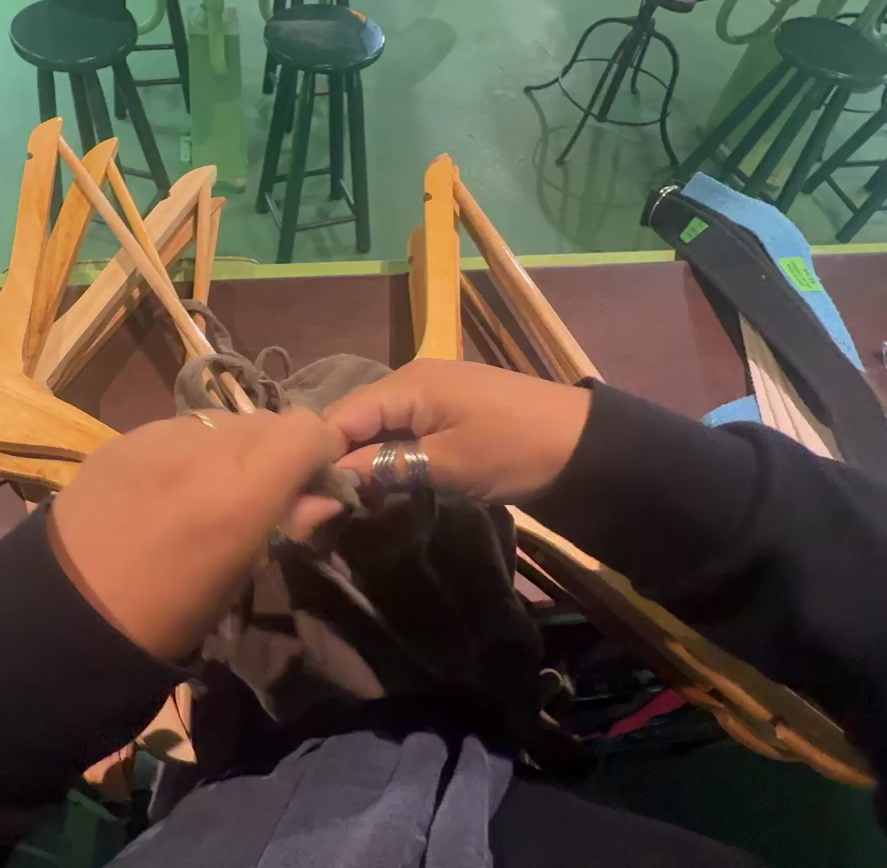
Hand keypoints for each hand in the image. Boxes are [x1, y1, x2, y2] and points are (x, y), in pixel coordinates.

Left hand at [46, 408, 343, 661]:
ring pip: (224, 419)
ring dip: (235, 445)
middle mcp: (203, 451)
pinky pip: (180, 427)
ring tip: (212, 486)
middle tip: (262, 488)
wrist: (64, 613)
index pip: (305, 428)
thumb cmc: (166, 614)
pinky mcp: (124, 436)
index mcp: (238, 495)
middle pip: (268, 419)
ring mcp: (158, 437)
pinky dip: (192, 448)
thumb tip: (323, 496)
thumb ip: (287, 522)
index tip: (312, 477)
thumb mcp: (238, 576)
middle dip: (278, 448)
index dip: (319, 448)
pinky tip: (170, 484)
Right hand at [323, 359, 592, 503]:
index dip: (317, 457)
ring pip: (374, 424)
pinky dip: (385, 453)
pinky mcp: (444, 406)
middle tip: (320, 507)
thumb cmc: (512, 450)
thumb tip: (332, 479)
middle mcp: (409, 378)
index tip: (301, 500)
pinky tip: (377, 481)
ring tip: (342, 500)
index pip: (340, 416)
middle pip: (353, 418)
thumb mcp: (446, 464)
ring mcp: (428, 390)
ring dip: (359, 459)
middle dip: (334, 460)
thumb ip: (385, 467)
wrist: (584, 444)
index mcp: (406, 384)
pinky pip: (399, 426)